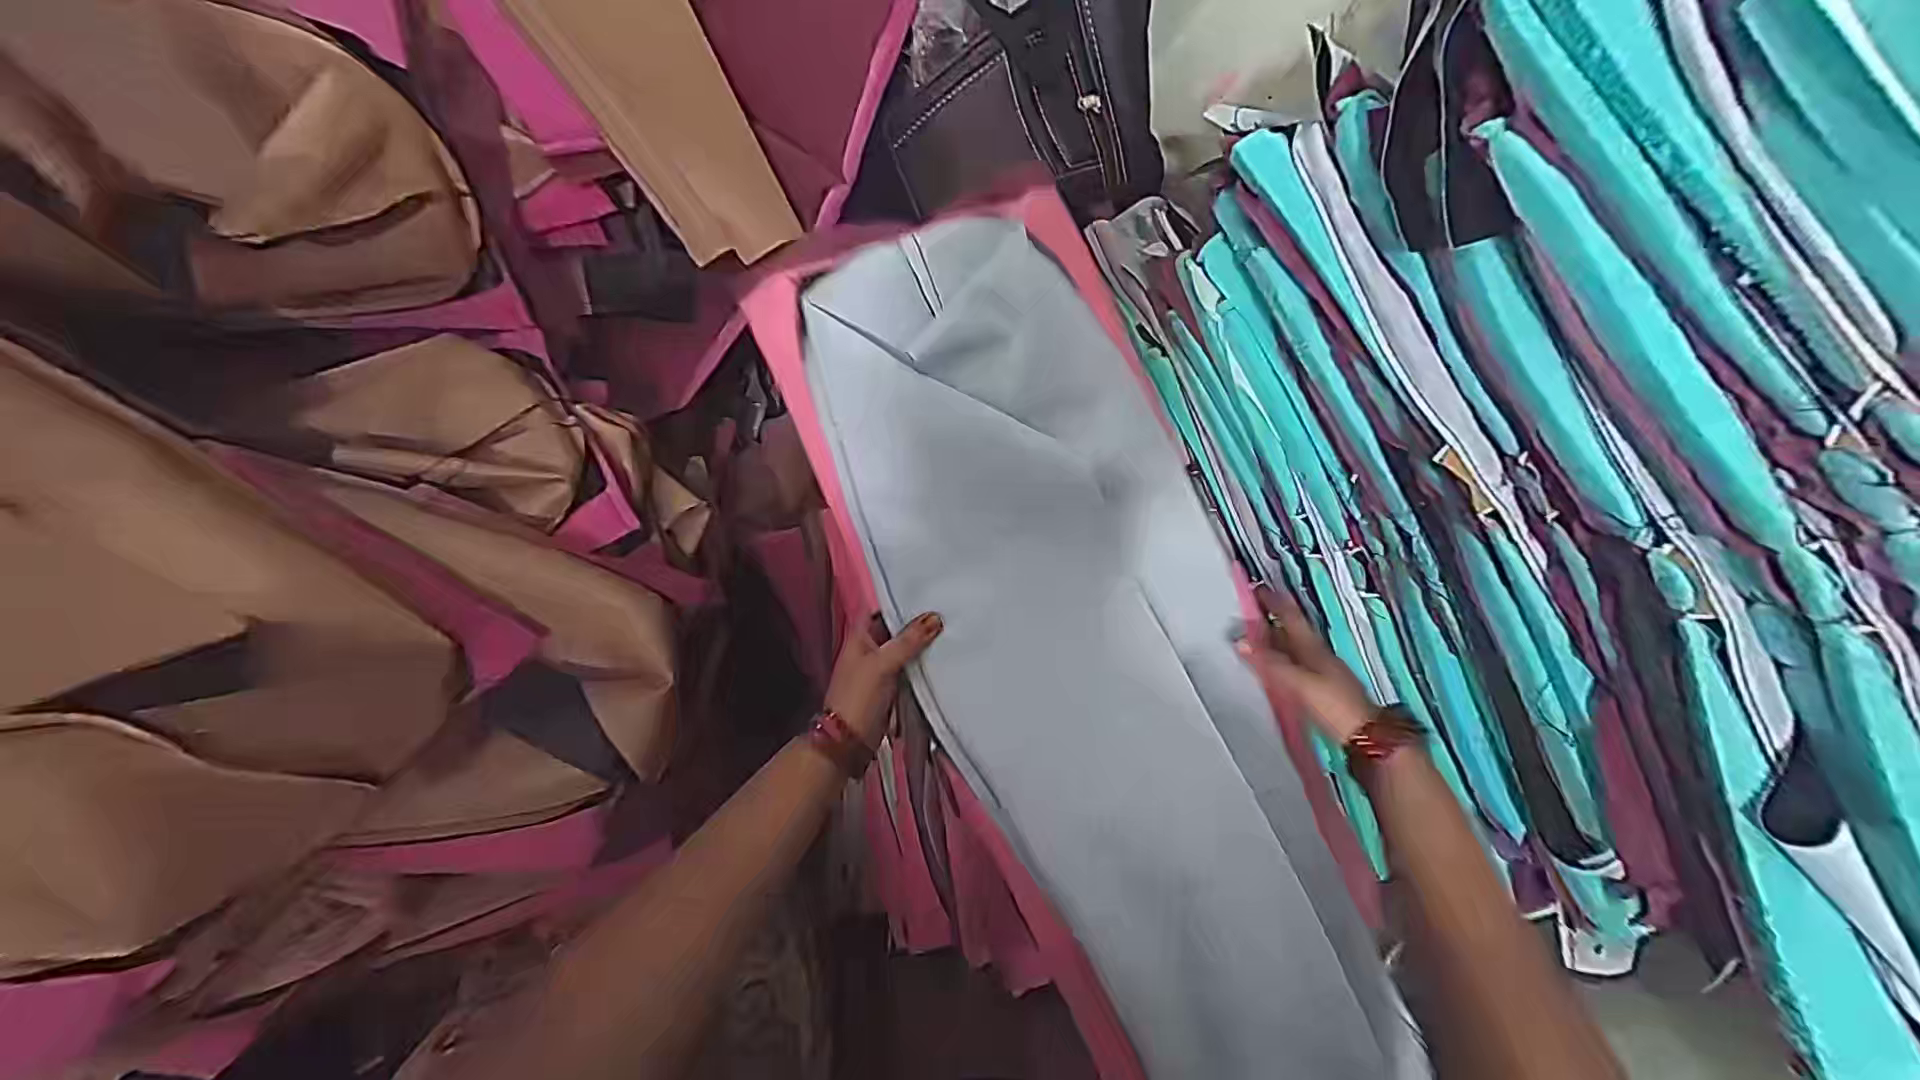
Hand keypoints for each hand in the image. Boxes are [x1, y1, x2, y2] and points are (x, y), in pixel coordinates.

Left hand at [825, 611, 943, 745]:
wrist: (850, 742)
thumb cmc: (858, 697)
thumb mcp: (883, 664)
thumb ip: (908, 641)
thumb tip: (935, 618)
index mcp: (860, 637)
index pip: (881, 610)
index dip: (900, 601)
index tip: (927, 595)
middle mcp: (870, 650)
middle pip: (897, 631)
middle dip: (918, 625)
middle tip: (947, 612)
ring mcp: (882, 669)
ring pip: (906, 651)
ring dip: (923, 646)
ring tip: (951, 631)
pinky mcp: (893, 688)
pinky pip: (911, 670)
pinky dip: (924, 665)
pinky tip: (944, 658)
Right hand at [1236, 585, 1373, 742]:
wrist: (1366, 738)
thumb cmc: (1336, 707)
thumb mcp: (1298, 683)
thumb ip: (1270, 663)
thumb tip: (1242, 643)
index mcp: (1313, 649)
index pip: (1291, 617)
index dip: (1274, 601)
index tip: (1258, 588)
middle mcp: (1318, 656)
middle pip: (1291, 630)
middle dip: (1271, 617)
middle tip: (1253, 607)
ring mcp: (1321, 672)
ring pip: (1293, 647)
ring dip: (1275, 637)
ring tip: (1258, 633)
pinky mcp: (1320, 689)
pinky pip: (1294, 663)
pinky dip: (1280, 658)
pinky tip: (1274, 664)